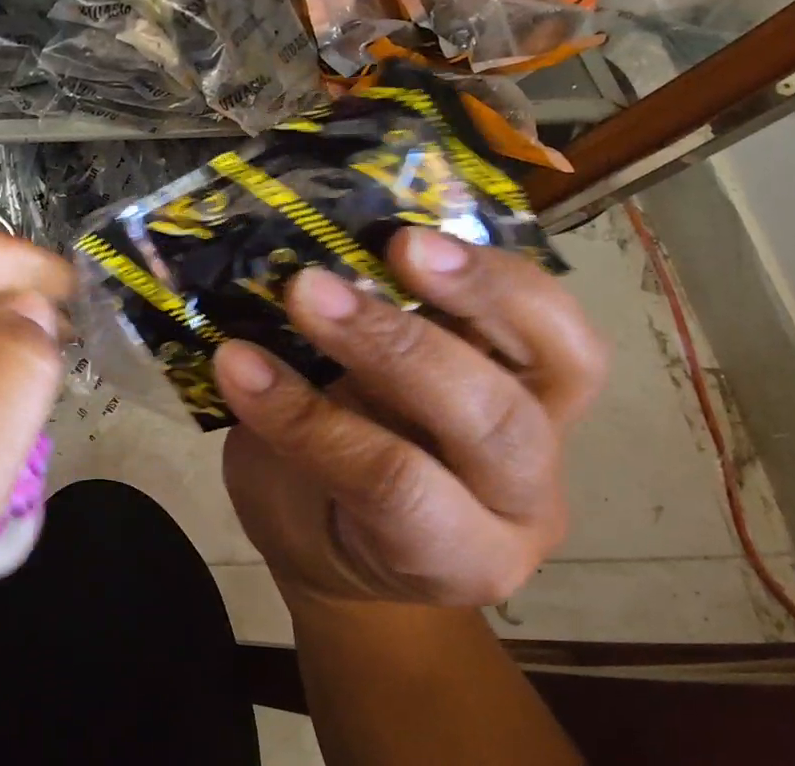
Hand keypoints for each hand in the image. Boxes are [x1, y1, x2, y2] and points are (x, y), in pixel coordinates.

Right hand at [217, 227, 607, 606]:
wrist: (366, 541)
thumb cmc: (310, 521)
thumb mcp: (279, 501)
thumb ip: (273, 429)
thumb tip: (232, 339)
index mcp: (447, 556)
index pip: (394, 486)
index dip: (312, 421)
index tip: (233, 362)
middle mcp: (520, 505)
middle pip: (490, 421)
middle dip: (394, 346)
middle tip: (306, 288)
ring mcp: (549, 440)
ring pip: (562, 364)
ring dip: (480, 292)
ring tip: (402, 243)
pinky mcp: (548, 387)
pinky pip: (552, 326)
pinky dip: (496, 275)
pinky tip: (427, 238)